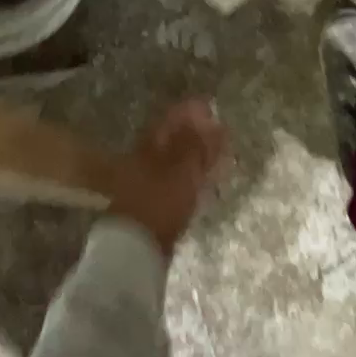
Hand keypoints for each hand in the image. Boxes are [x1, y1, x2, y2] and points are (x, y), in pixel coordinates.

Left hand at [105, 98, 227, 253]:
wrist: (135, 248)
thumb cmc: (159, 201)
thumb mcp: (182, 170)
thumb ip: (197, 145)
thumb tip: (210, 121)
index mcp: (150, 145)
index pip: (172, 118)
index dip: (191, 110)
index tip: (212, 108)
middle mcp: (146, 158)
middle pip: (174, 138)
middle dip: (197, 132)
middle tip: (220, 132)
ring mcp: (149, 181)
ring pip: (176, 160)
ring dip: (196, 155)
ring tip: (218, 154)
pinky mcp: (155, 202)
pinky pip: (178, 179)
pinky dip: (193, 175)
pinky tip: (206, 179)